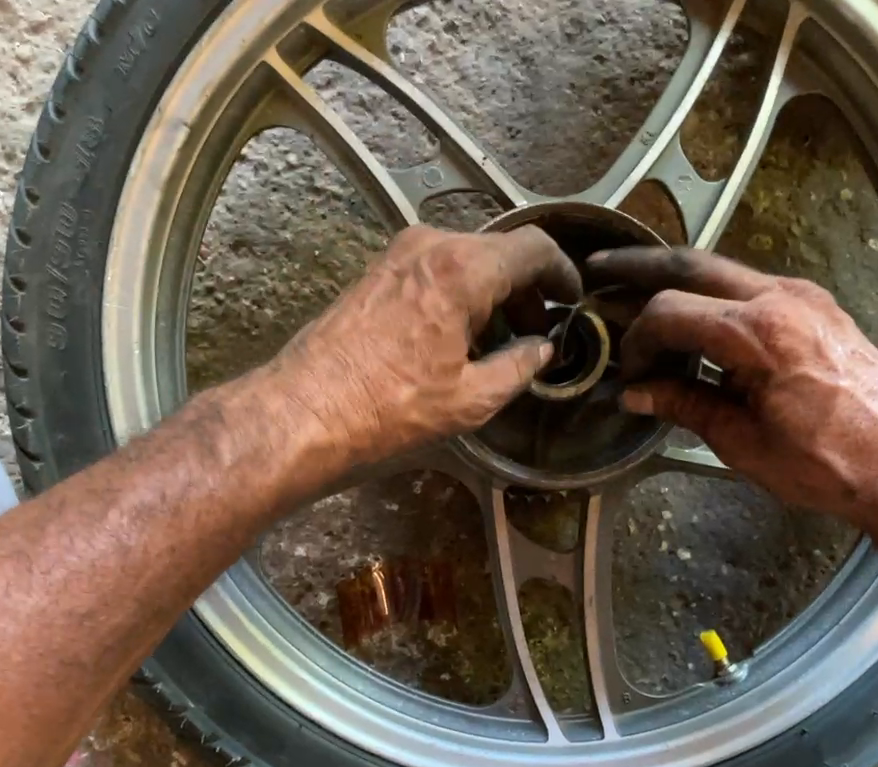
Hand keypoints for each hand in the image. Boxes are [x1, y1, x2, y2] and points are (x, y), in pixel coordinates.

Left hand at [264, 225, 581, 466]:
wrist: (306, 410)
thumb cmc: (391, 408)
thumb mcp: (470, 398)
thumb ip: (518, 367)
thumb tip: (540, 351)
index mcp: (463, 268)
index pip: (534, 248)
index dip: (562, 273)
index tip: (571, 301)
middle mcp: (430, 245)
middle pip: (499, 252)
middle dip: (526, 290)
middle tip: (534, 334)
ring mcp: (397, 254)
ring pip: (465, 260)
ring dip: (491, 294)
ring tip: (498, 343)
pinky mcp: (376, 272)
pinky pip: (434, 271)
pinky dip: (459, 295)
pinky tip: (458, 338)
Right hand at [589, 248, 877, 522]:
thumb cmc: (826, 463)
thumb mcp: (741, 442)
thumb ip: (685, 406)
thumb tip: (636, 394)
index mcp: (757, 333)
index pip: (669, 311)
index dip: (636, 339)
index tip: (627, 373)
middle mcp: (781, 297)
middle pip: (692, 264)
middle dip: (640, 265)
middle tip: (599, 266)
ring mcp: (804, 296)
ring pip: (723, 270)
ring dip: (677, 279)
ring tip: (637, 290)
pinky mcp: (817, 308)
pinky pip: (751, 286)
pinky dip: (712, 295)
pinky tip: (695, 318)